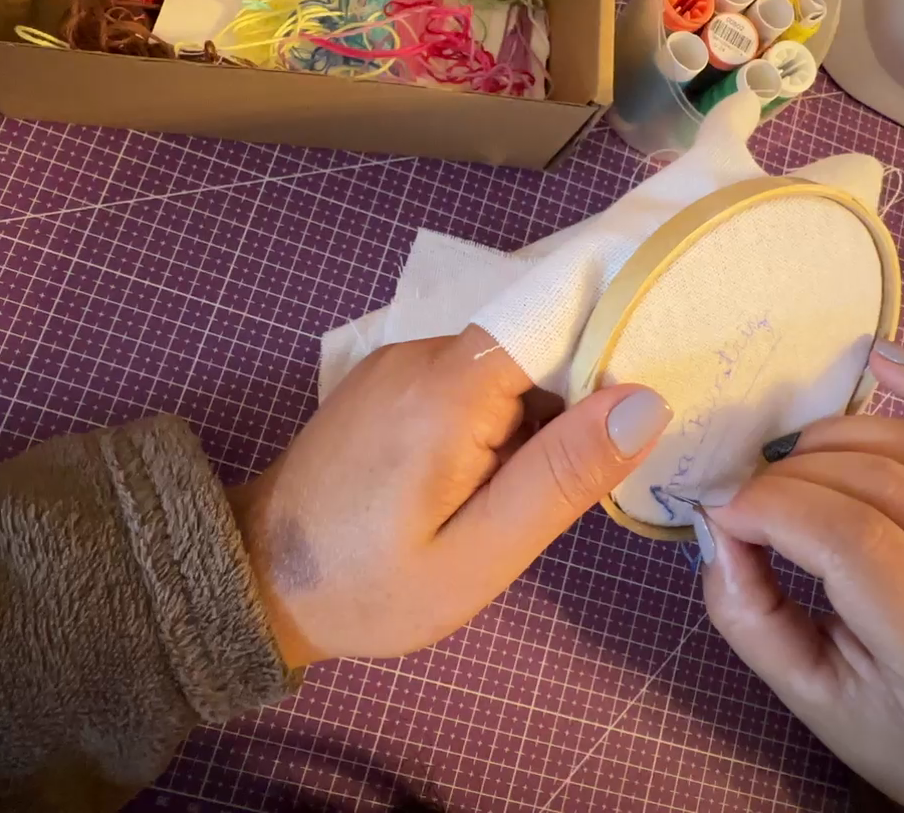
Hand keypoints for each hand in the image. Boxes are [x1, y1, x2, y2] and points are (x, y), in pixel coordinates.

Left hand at [231, 326, 671, 667]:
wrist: (255, 582)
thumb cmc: (370, 584)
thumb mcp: (480, 552)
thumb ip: (561, 475)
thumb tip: (643, 401)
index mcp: (449, 384)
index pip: (553, 319)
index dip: (607, 348)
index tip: (649, 397)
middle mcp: (423, 351)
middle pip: (531, 346)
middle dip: (572, 399)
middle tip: (580, 476)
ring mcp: (399, 363)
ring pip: (502, 366)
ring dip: (532, 415)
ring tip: (524, 487)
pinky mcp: (388, 382)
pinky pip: (465, 380)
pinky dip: (494, 417)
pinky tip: (485, 475)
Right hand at [695, 343, 903, 812]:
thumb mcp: (809, 695)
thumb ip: (746, 608)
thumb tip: (719, 516)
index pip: (859, 547)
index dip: (779, 506)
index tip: (728, 506)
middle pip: (893, 491)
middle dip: (800, 472)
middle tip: (756, 488)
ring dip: (847, 432)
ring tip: (801, 453)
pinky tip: (883, 362)